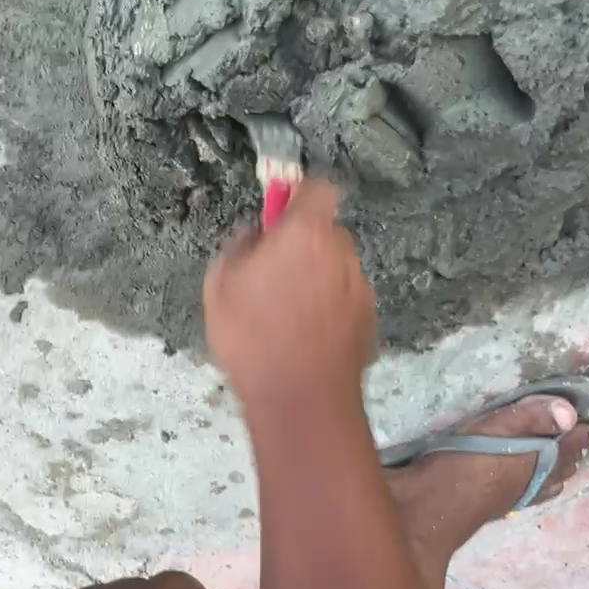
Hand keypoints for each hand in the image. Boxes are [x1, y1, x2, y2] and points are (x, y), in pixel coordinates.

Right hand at [203, 179, 375, 407]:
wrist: (300, 400)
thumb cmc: (252, 336)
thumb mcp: (220, 283)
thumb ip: (240, 244)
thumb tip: (255, 234)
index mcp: (306, 234)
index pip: (318, 187)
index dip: (298, 193)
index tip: (278, 211)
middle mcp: (341, 252)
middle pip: (324, 230)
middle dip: (301, 242)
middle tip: (270, 270)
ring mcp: (359, 287)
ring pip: (334, 266)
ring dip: (315, 275)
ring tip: (284, 311)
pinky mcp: (368, 319)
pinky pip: (344, 297)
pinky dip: (327, 305)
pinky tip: (303, 333)